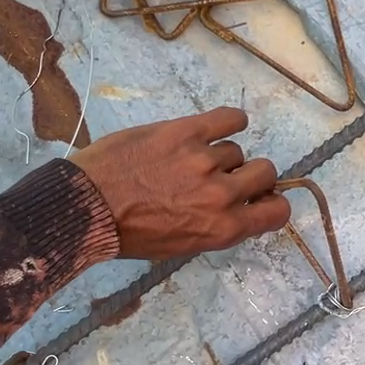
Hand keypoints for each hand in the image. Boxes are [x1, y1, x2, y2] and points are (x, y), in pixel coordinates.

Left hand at [70, 107, 291, 258]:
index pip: (277, 211)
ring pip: (235, 150)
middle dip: (251, 175)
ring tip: (193, 159)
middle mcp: (222, 194)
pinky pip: (227, 118)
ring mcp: (205, 159)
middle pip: (265, 172)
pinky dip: (232, 121)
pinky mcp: (186, 131)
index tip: (258, 199)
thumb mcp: (183, 245)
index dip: (272, 203)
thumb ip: (218, 226)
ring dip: (221, 155)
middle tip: (228, 176)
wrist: (86, 207)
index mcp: (223, 228)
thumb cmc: (130, 234)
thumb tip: (239, 206)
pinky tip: (225, 125)